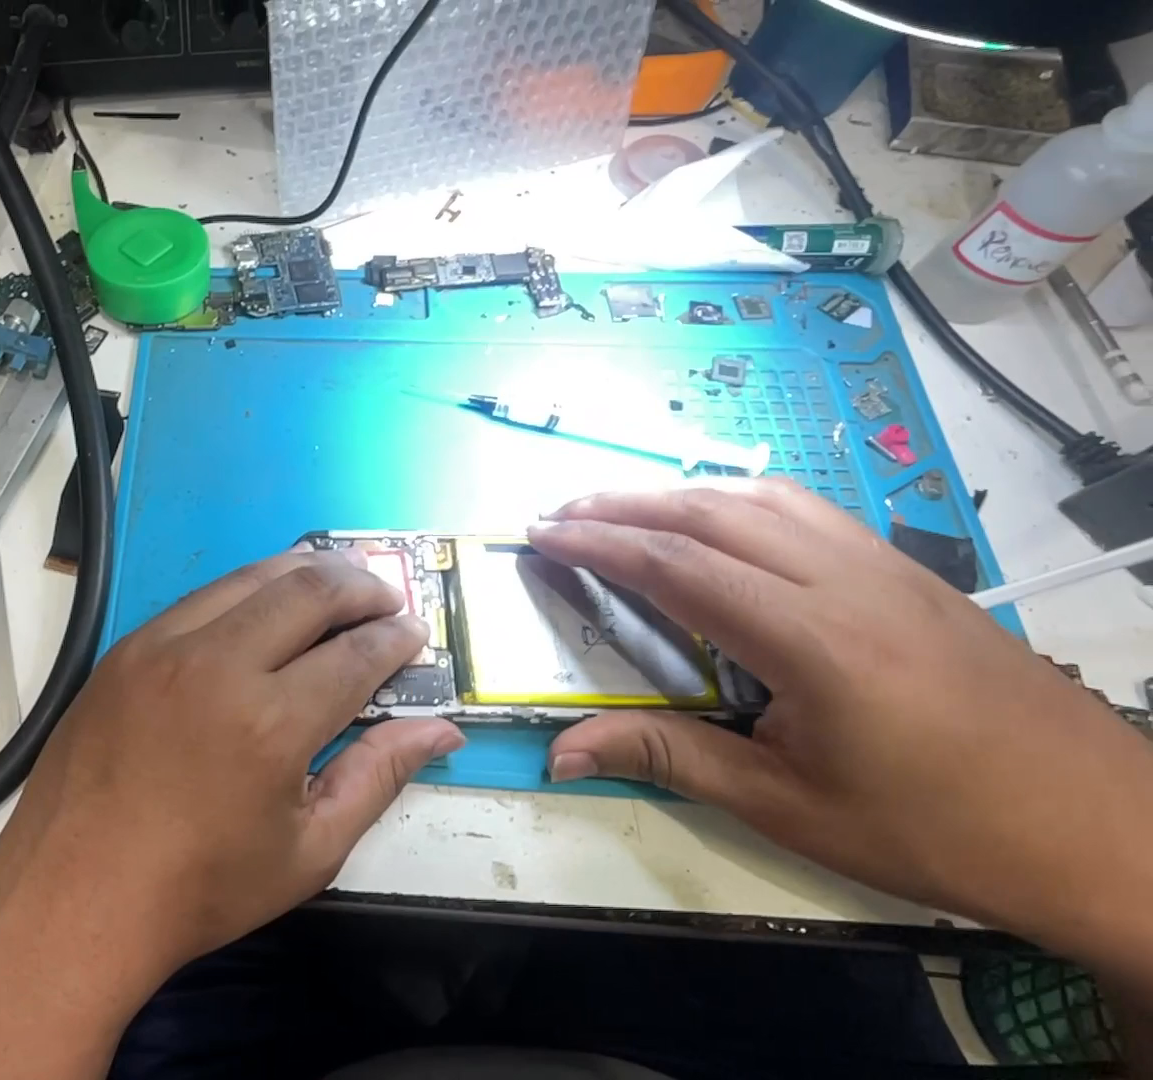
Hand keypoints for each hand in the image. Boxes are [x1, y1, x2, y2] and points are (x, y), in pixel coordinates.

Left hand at [0, 545, 462, 997]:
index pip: (354, 656)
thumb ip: (378, 778)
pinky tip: (262, 601)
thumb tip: (440, 730)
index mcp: (271, 722)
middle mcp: (217, 664)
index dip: (395, 640)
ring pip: (250, 578)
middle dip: (361, 586)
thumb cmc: (198, 889)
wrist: (74, 896)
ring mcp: (162, 647)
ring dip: (304, 571)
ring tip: (338, 579)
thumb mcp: (307, 852)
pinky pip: (199, 598)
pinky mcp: (125, 648)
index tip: (415, 635)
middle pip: (307, 592)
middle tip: (387, 597)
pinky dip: (245, 588)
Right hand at [527, 479, 1152, 965]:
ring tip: (619, 509)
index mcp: (812, 641)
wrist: (1108, 835)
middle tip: (557, 513)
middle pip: (711, 514)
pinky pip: (806, 509)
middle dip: (622, 506)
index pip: (678, 566)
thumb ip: (667, 758)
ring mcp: (886, 568)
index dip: (597, 544)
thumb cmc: (935, 829)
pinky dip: (736, 500)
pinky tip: (715, 521)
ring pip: (761, 497)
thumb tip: (560, 751)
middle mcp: (847, 582)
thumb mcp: (786, 806)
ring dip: (677, 494)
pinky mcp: (909, 573)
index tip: (540, 534)